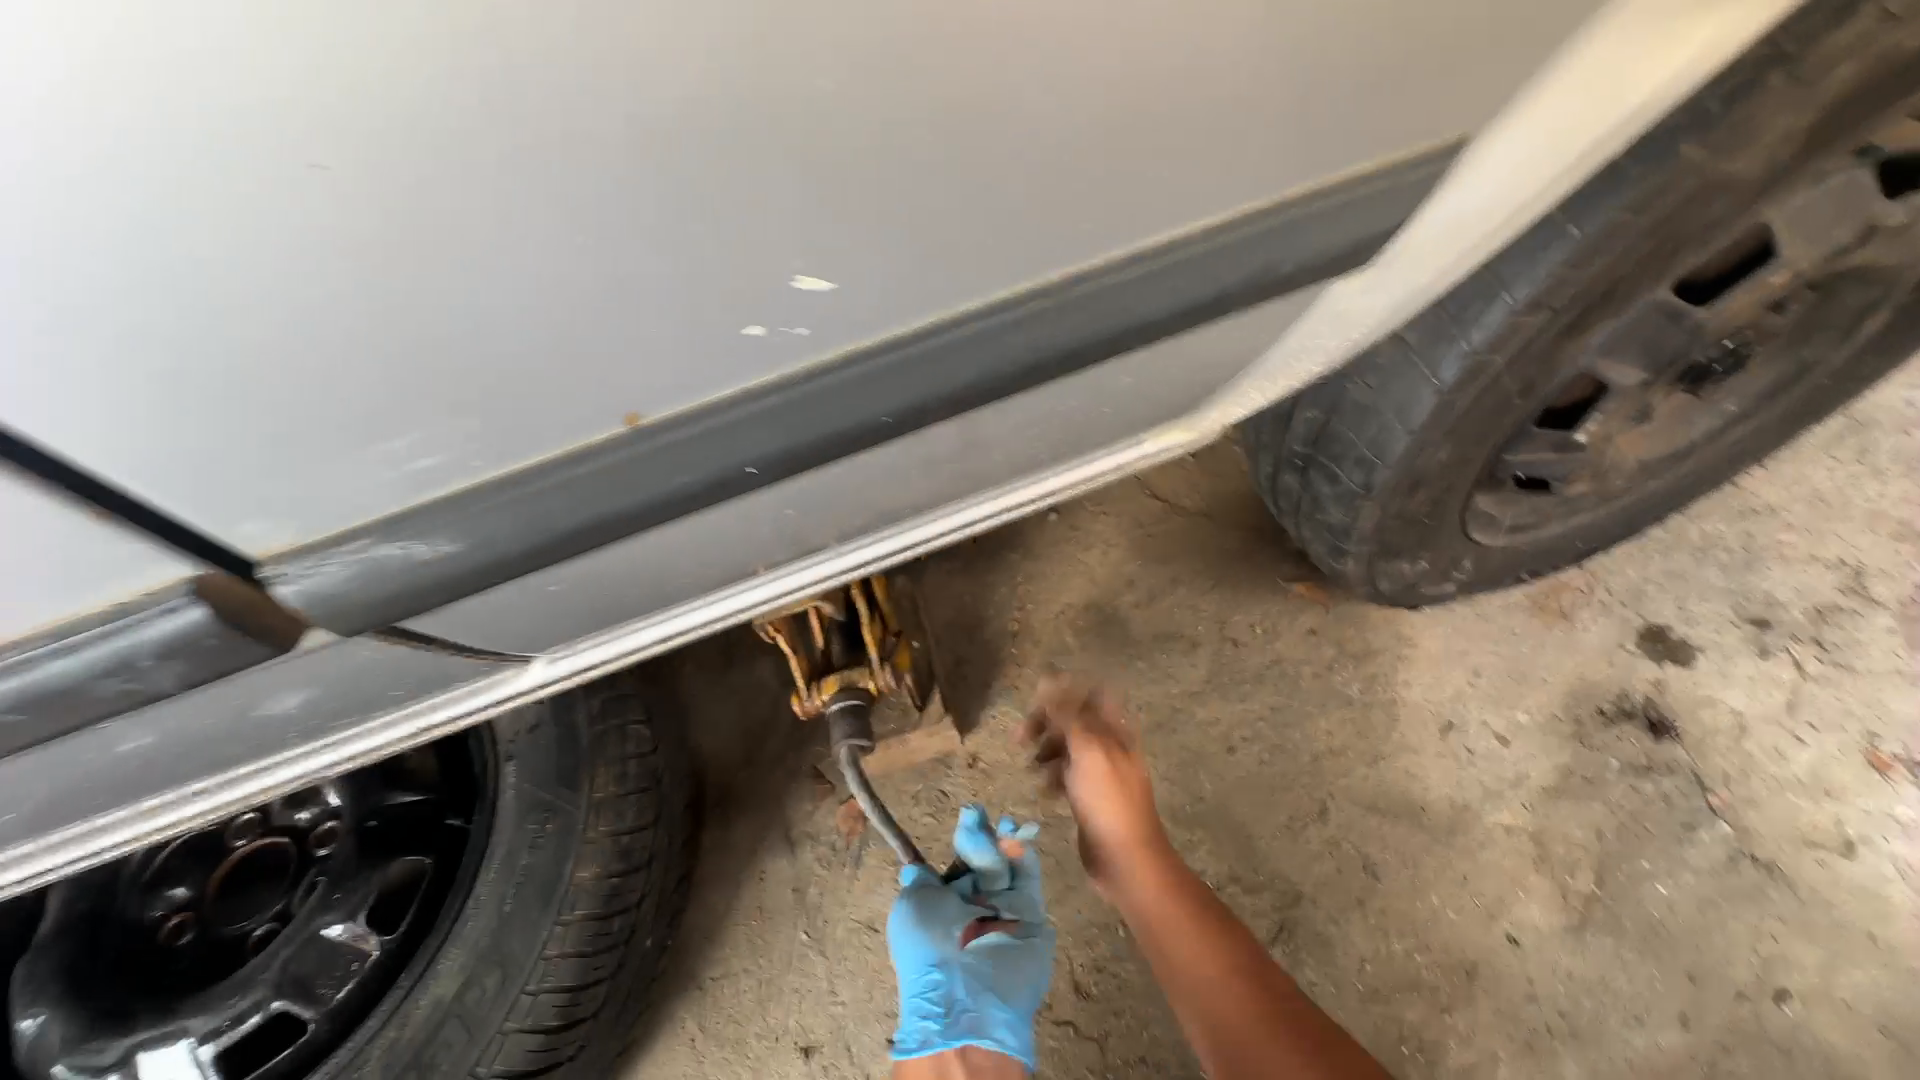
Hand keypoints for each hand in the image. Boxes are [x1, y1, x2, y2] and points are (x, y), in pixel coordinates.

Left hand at [887, 805, 1054, 1069]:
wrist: (969, 995)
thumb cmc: (929, 944)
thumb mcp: (910, 906)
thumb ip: (919, 881)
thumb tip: (914, 869)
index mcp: (941, 907)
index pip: (956, 866)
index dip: (963, 840)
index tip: (967, 814)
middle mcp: (973, 909)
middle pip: (981, 861)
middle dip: (980, 835)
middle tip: (977, 812)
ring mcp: (1003, 912)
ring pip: (1006, 867)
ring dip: (1004, 840)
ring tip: (1006, 821)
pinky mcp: (1031, 917)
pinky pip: (1029, 880)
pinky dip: (1025, 856)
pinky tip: (1021, 834)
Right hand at [1021, 676, 1170, 899]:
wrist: (1126, 859)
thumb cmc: (1107, 801)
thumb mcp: (1087, 750)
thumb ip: (1068, 714)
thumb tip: (1049, 679)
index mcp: (1116, 729)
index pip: (1091, 693)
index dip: (1064, 690)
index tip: (1036, 700)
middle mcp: (1111, 744)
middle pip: (1075, 719)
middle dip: (1048, 723)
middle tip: (1021, 737)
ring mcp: (1101, 771)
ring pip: (1069, 747)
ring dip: (1047, 750)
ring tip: (1031, 765)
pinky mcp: (1091, 796)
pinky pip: (1068, 774)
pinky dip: (1053, 776)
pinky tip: (1044, 790)